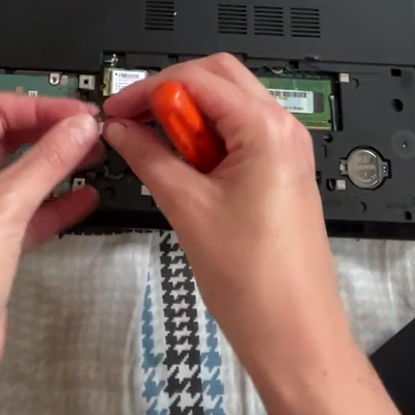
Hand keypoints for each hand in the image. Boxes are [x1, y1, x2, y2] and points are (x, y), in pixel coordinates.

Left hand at [0, 94, 102, 414]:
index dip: (41, 106)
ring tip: (94, 155)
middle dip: (51, 132)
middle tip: (92, 130)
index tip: (80, 111)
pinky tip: (84, 196)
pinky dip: (54, 201)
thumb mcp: (6, 205)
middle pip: (9, 137)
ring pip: (20, 171)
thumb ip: (48, 159)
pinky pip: (27, 207)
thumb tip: (79, 125)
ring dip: (57, 163)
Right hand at [101, 55, 411, 414]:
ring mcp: (284, 148)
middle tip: (133, 120)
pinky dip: (204, 137)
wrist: (296, 337)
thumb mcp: (187, 208)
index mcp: (266, 129)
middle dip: (170, 92)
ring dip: (187, 115)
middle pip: (217, 76)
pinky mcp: (279, 169)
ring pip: (227, 103)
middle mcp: (282, 128)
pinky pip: (236, 132)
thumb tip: (120, 129)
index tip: (118, 109)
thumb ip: (149, 157)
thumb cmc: (254, 281)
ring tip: (153, 146)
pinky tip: (180, 164)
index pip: (197, 78)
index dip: (150, 89)